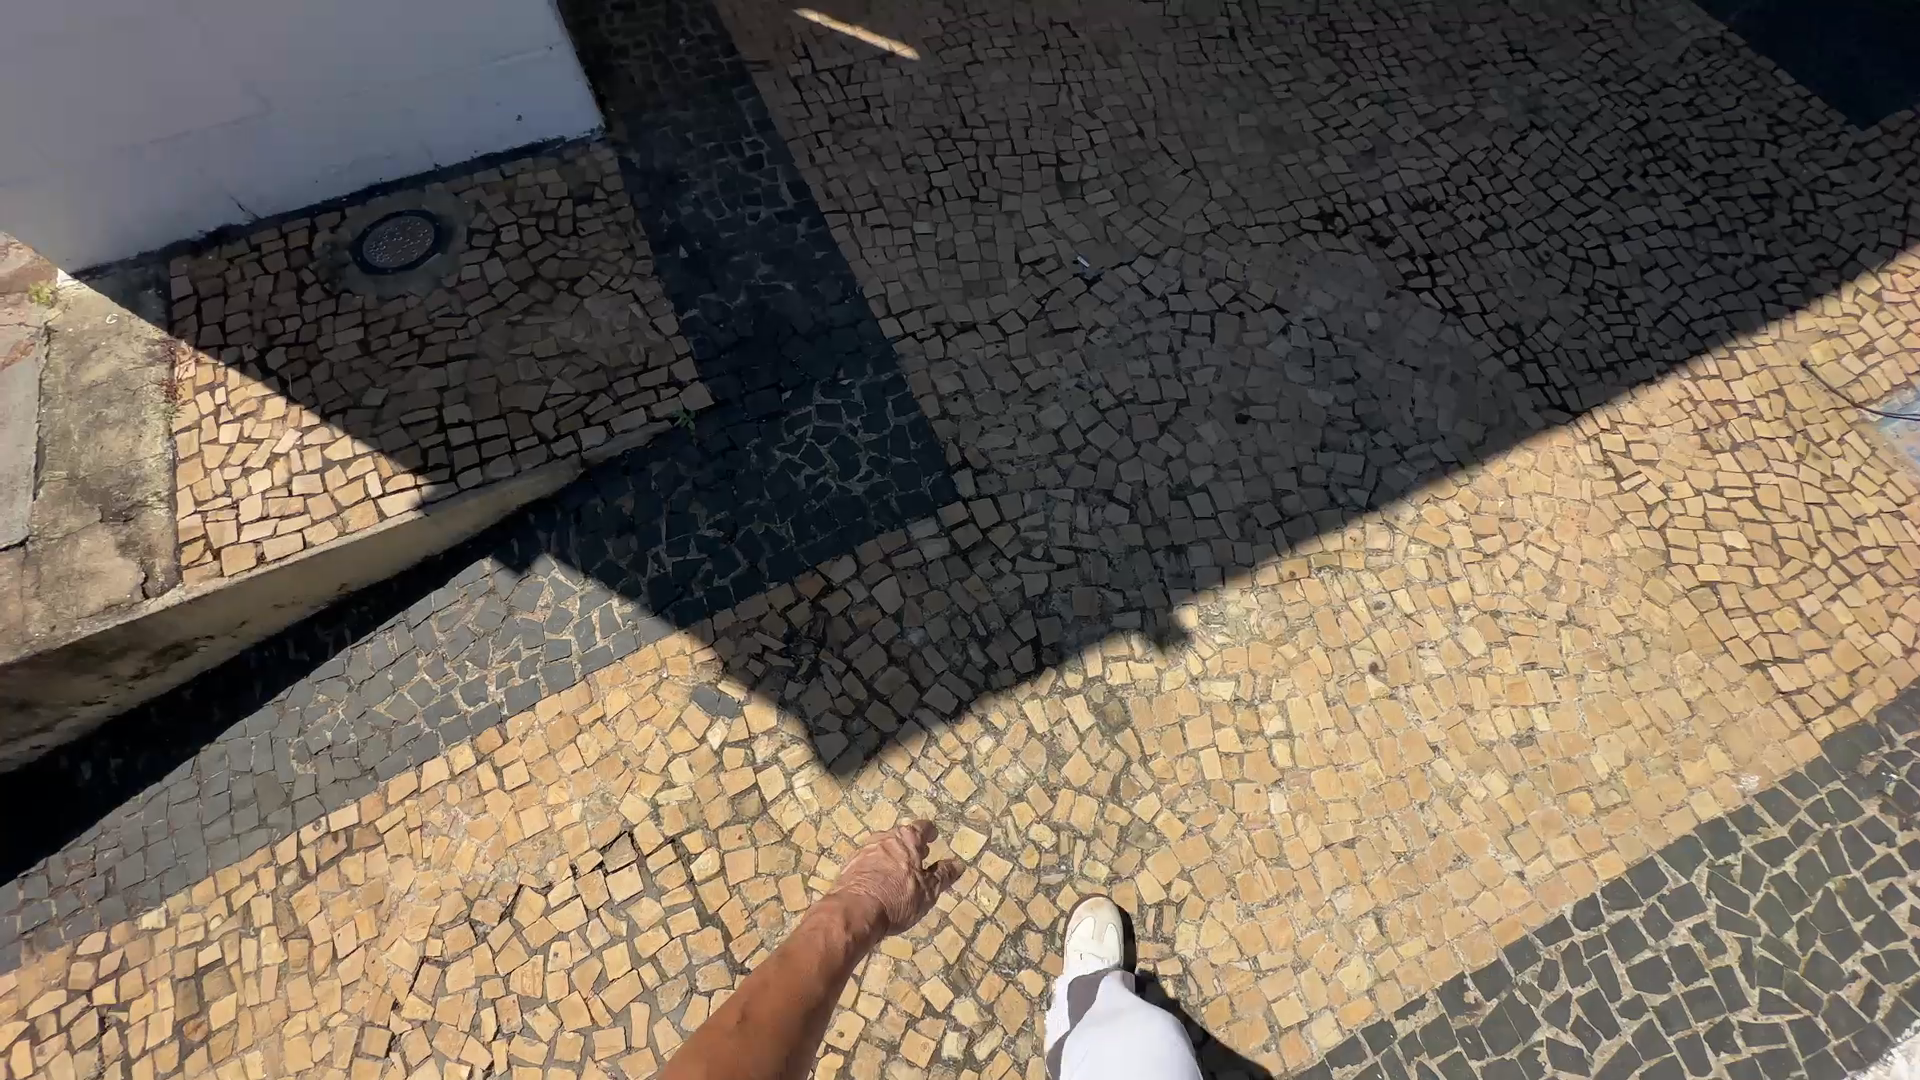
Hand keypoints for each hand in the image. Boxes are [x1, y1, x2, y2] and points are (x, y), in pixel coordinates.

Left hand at [822, 821, 963, 942]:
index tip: (934, 836)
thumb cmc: (898, 898)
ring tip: (900, 870)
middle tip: (920, 855)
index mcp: (907, 839)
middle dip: (911, 845)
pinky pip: (869, 861)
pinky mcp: (850, 865)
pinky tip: (879, 882)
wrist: (855, 911)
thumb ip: (943, 875)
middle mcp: (885, 837)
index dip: (930, 832)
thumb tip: (959, 864)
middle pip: (901, 836)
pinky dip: (877, 867)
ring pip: (884, 847)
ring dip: (893, 856)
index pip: (923, 827)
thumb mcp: (928, 891)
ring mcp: (865, 850)